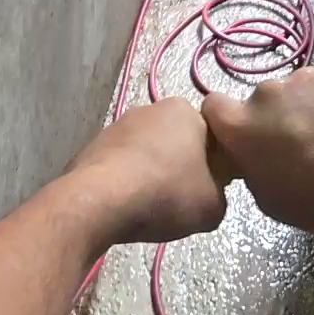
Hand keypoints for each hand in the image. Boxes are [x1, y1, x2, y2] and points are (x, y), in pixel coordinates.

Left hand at [65, 98, 230, 243]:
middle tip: (181, 197)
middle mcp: (151, 108)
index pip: (212, 135)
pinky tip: (126, 202)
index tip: (208, 188)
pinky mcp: (94, 144)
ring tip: (149, 204)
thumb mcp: (213, 206)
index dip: (214, 164)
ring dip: (151, 172)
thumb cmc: (166, 193)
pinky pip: (121, 163)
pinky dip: (126, 179)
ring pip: (146, 151)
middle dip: (180, 165)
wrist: (99, 200)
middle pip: (176, 140)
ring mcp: (118, 124)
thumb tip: (209, 192)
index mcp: (186, 110)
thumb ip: (219, 193)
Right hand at [202, 63, 313, 241]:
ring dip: (308, 106)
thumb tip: (252, 151)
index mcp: (240, 125)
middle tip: (301, 143)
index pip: (213, 106)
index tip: (245, 135)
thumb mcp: (266, 196)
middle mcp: (266, 92)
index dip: (227, 119)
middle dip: (276, 116)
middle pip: (262, 100)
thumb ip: (249, 162)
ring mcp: (306, 77)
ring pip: (298, 90)